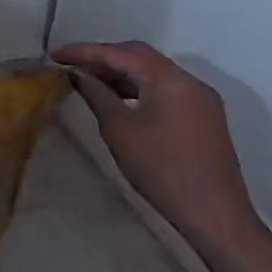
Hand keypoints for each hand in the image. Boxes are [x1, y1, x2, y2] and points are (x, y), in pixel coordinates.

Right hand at [51, 41, 258, 246]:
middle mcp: (189, 81)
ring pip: (153, 72)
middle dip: (103, 57)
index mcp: (169, 79)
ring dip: (121, 73)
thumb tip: (77, 74)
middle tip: (72, 65)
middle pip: (139, 56)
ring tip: (90, 81)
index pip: (119, 53)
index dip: (84, 52)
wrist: (217, 219)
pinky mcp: (204, 116)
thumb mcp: (119, 129)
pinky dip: (139, 87)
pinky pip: (165, 88)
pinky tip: (119, 99)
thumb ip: (96, 94)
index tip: (55, 55)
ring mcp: (201, 99)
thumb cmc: (162, 170)